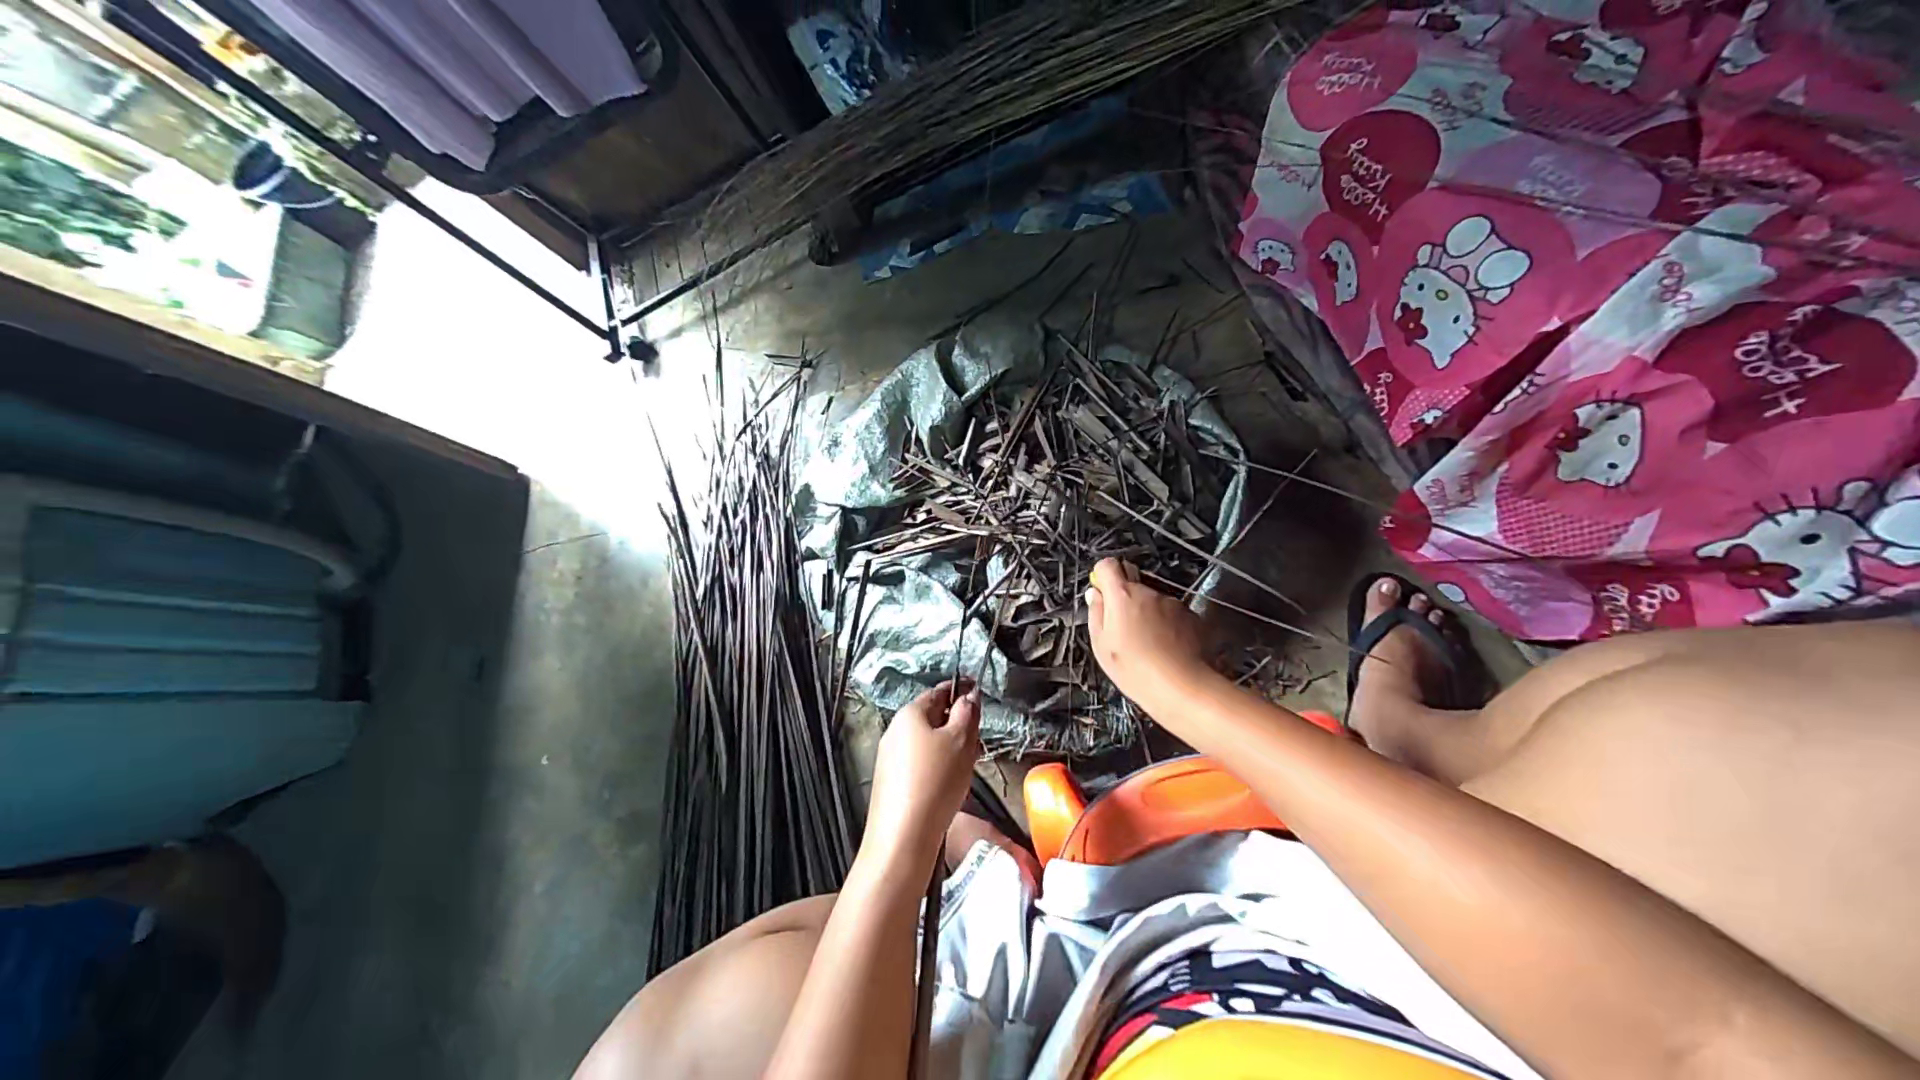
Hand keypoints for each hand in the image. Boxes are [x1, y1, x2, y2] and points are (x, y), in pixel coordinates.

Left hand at [865, 680, 982, 862]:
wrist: (903, 836)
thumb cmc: (934, 782)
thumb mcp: (960, 741)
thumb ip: (968, 713)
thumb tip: (969, 696)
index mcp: (909, 714)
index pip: (939, 691)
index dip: (961, 691)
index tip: (979, 694)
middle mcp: (895, 731)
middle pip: (933, 718)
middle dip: (958, 725)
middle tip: (977, 740)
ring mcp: (890, 757)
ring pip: (928, 742)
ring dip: (951, 748)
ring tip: (967, 766)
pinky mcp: (892, 782)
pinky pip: (921, 764)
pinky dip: (939, 767)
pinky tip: (950, 785)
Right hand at [1086, 558, 1210, 709]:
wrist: (1181, 686)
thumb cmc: (1135, 669)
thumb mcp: (1101, 645)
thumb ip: (1096, 613)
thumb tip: (1095, 594)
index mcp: (1122, 596)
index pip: (1108, 565)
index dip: (1102, 576)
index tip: (1102, 593)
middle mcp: (1148, 592)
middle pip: (1131, 583)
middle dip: (1124, 598)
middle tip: (1121, 627)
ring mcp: (1171, 602)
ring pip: (1152, 600)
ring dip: (1146, 613)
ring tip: (1146, 644)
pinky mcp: (1190, 615)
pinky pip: (1170, 613)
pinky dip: (1166, 624)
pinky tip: (1164, 647)